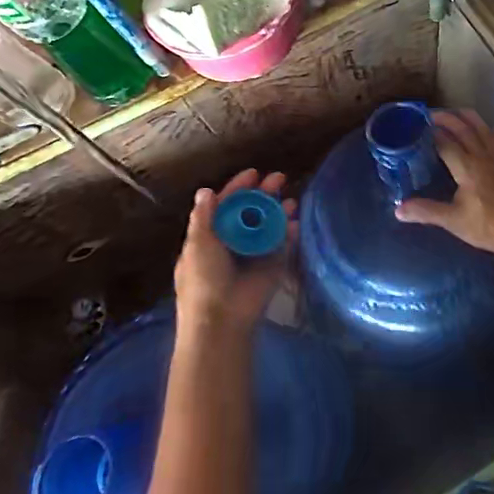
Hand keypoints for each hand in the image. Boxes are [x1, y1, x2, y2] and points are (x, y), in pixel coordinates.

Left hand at [174, 169, 296, 335]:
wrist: (222, 320)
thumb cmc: (203, 279)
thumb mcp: (197, 244)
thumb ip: (203, 217)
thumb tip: (206, 190)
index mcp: (210, 237)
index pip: (225, 206)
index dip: (238, 189)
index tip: (253, 173)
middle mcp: (234, 243)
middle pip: (251, 212)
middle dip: (264, 195)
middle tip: (279, 178)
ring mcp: (255, 255)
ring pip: (270, 226)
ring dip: (279, 211)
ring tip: (291, 198)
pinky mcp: (273, 268)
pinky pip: (284, 245)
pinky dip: (290, 232)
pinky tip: (295, 220)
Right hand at [394, 109, 493, 258]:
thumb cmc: (487, 227)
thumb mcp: (452, 221)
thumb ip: (425, 211)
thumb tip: (398, 210)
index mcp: (467, 167)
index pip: (446, 142)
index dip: (432, 133)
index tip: (420, 128)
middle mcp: (484, 156)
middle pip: (464, 128)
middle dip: (447, 118)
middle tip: (432, 115)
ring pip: (484, 128)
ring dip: (468, 118)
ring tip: (456, 114)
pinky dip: (493, 130)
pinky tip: (488, 131)